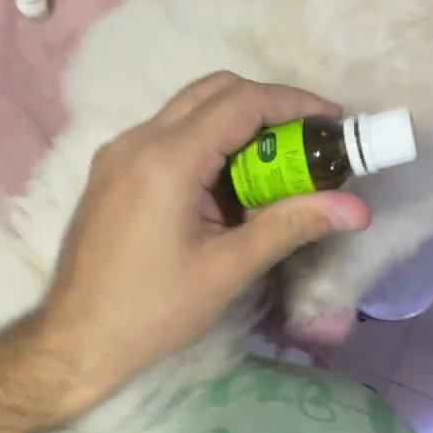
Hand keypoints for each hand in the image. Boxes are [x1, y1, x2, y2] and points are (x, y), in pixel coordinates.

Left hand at [30, 73, 370, 409]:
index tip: (333, 123)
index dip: (294, 103)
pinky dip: (203, 145)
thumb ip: (290, 226)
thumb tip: (358, 209)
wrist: (74, 340)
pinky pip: (164, 137)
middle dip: (266, 107)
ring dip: (233, 126)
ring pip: (186, 112)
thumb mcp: (227, 270)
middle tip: (305, 143)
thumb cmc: (152, 311)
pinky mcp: (109, 173)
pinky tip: (225, 188)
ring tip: (272, 168)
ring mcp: (116, 154)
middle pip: (212, 92)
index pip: (241, 101)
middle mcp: (136, 140)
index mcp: (165, 159)